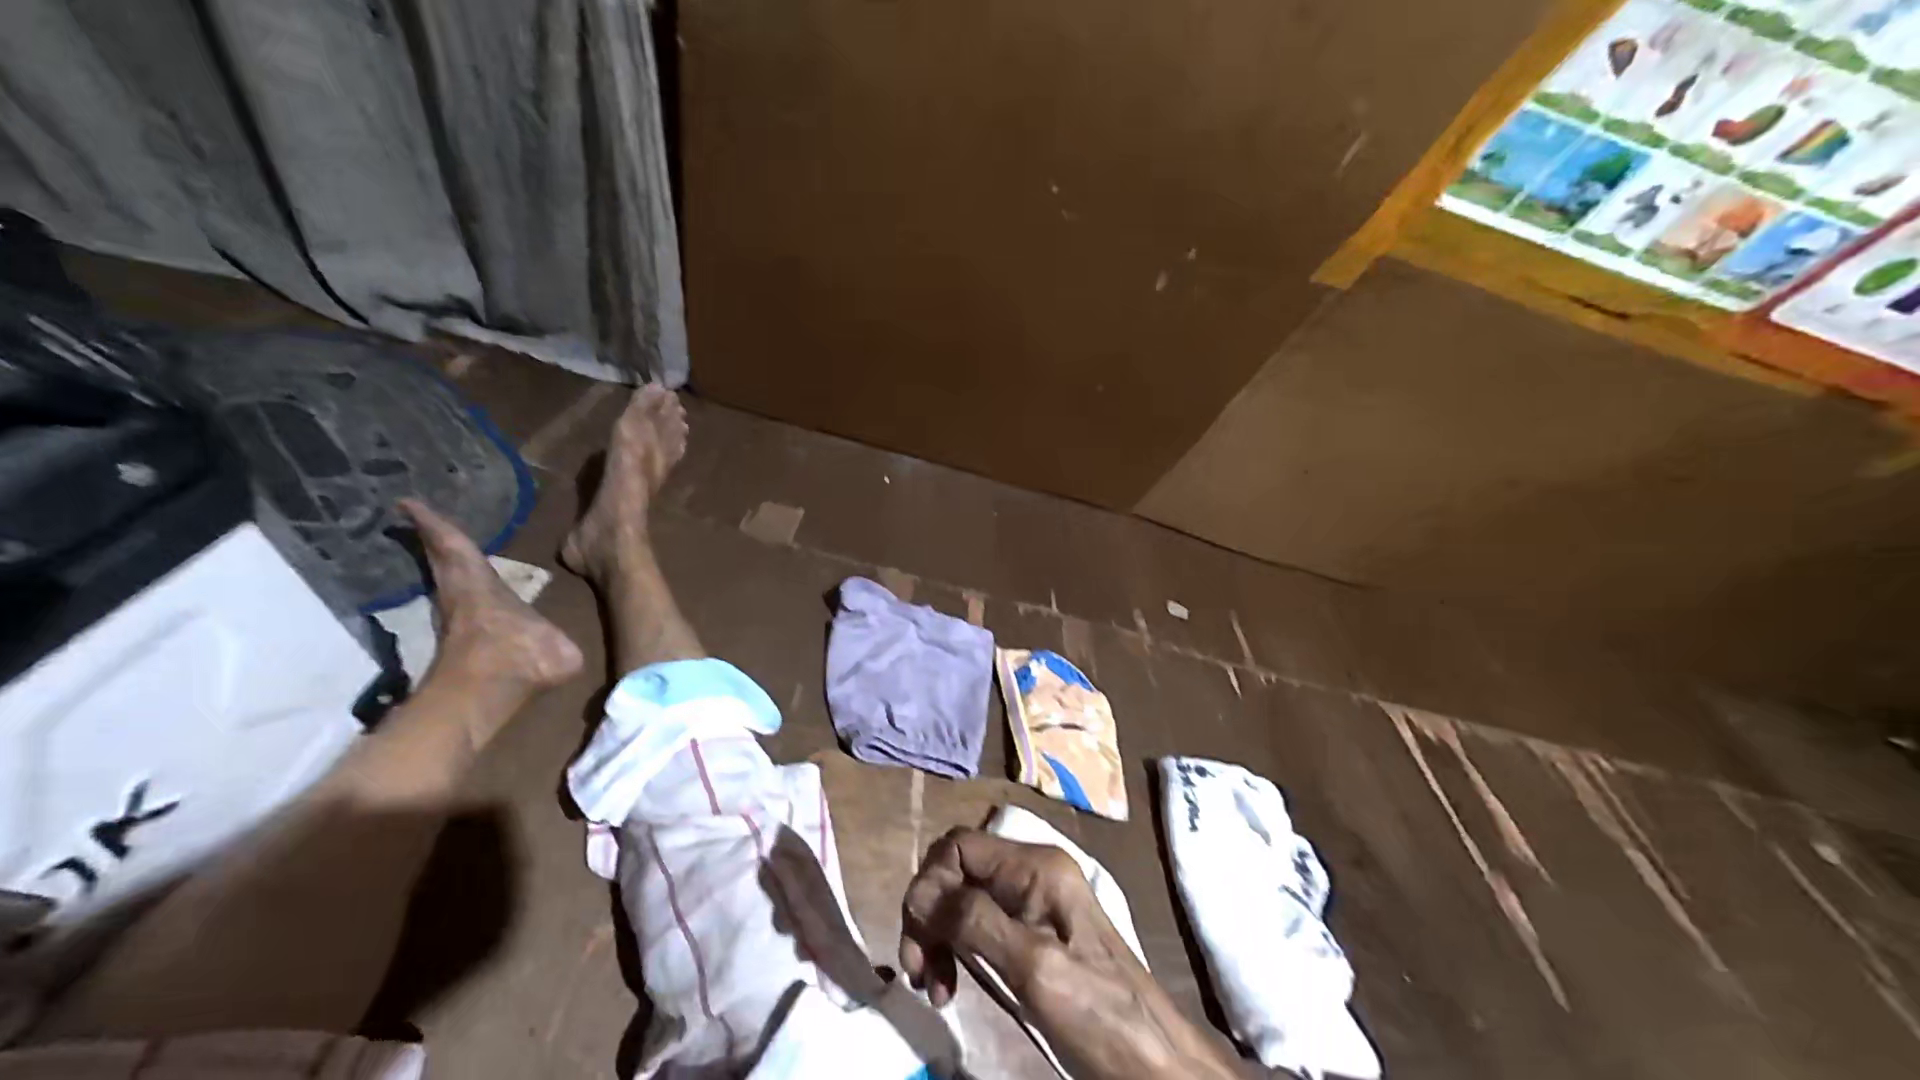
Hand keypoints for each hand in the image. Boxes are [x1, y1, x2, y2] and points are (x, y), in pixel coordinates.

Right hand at [900, 827, 1242, 1079]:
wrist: (1154, 1062)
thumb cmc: (1099, 1014)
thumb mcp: (1035, 967)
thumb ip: (977, 922)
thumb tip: (921, 892)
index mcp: (1037, 867)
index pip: (959, 846)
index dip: (929, 885)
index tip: (918, 942)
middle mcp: (1031, 872)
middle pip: (956, 870)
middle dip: (928, 914)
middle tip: (919, 972)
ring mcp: (1032, 901)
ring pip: (961, 898)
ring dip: (936, 936)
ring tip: (934, 987)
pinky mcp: (1030, 932)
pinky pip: (976, 924)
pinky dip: (954, 949)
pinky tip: (951, 984)